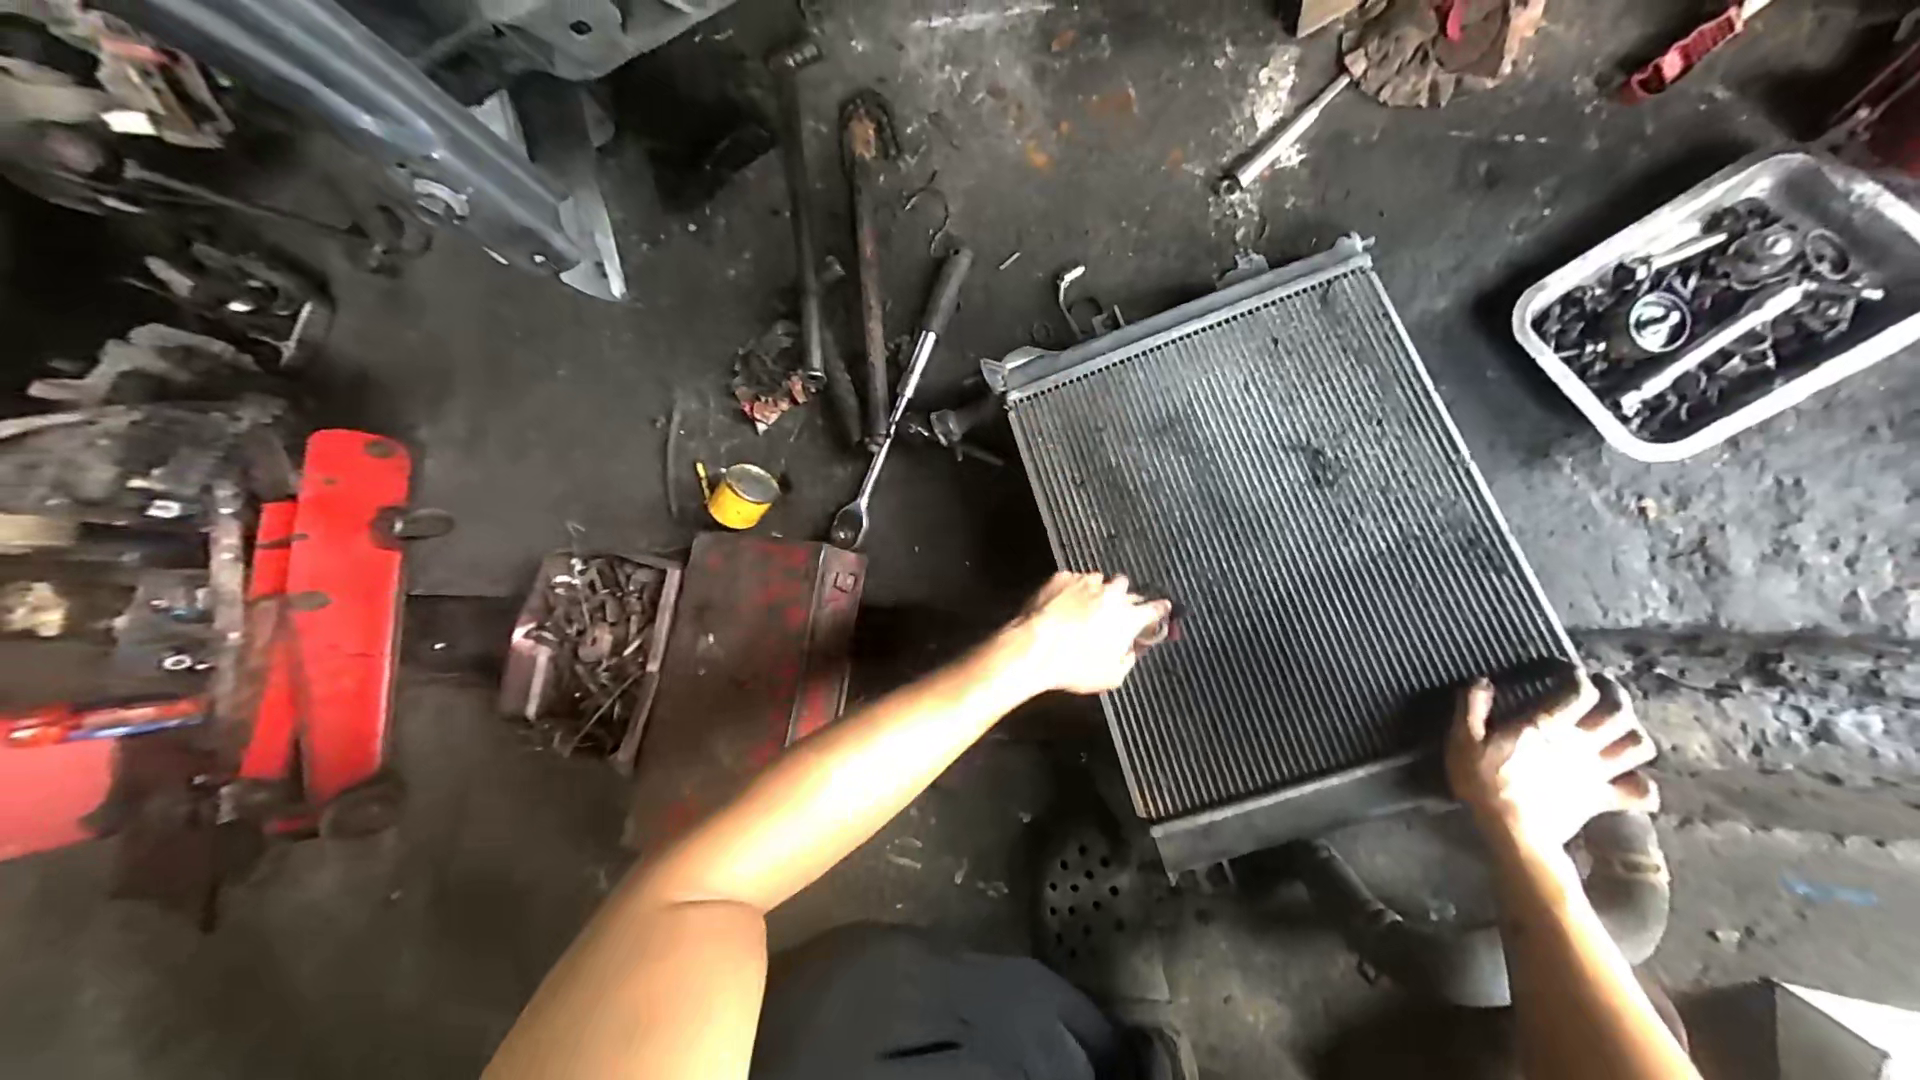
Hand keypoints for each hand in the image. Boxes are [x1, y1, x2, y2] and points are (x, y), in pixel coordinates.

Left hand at [997, 572, 1172, 694]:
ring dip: (1097, 592)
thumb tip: (1131, 650)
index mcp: (1129, 617)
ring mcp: (1086, 582)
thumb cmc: (1074, 667)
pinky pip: (1074, 579)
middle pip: (1127, 589)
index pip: (1156, 608)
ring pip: (1100, 581)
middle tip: (1113, 614)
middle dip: (1124, 599)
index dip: (1160, 609)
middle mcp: (1112, 593)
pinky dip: (1073, 589)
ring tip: (1085, 608)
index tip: (1162, 609)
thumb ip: (1129, 659)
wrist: (1033, 649)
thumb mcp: (1111, 677)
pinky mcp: (1062, 577)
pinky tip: (1064, 604)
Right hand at [1446, 672, 1658, 855]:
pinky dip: (1641, 782)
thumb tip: (1482, 680)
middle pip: (1619, 712)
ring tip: (1617, 726)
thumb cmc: (1483, 782)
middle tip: (1601, 686)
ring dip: (1633, 731)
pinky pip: (1642, 790)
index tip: (1564, 669)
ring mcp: (1598, 772)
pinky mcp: (1604, 798)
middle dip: (1614, 693)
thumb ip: (1472, 707)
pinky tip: (1628, 776)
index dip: (1575, 675)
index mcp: (1547, 727)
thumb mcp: (1463, 739)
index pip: (1578, 691)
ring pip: (1638, 746)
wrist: (1512, 831)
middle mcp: (1581, 744)